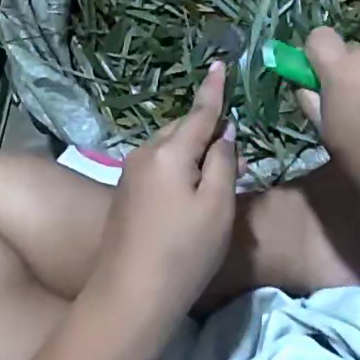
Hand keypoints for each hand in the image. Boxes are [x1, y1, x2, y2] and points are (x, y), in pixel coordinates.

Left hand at [85, 62, 237, 331]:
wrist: (129, 295)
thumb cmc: (183, 252)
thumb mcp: (217, 207)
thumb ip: (222, 162)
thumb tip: (223, 132)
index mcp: (169, 152)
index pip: (199, 112)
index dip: (213, 89)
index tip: (218, 64)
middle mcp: (144, 153)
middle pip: (181, 129)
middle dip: (206, 129)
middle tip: (235, 149)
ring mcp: (130, 173)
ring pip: (169, 148)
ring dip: (192, 151)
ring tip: (217, 172)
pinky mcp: (124, 193)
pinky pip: (157, 166)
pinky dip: (177, 167)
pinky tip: (190, 190)